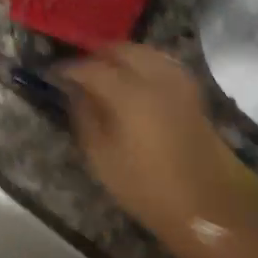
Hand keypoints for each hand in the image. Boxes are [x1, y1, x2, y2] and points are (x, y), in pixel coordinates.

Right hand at [58, 45, 257, 256]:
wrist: (204, 208)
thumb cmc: (146, 188)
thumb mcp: (102, 158)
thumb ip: (85, 117)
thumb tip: (74, 92)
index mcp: (130, 95)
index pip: (92, 68)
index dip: (70, 68)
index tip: (54, 73)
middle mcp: (156, 79)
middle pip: (123, 50)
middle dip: (98, 55)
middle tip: (80, 70)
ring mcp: (179, 84)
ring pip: (147, 52)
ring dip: (123, 56)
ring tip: (106, 71)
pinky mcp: (193, 95)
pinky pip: (164, 64)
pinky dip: (146, 63)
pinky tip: (137, 78)